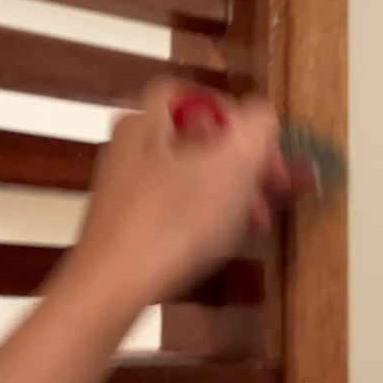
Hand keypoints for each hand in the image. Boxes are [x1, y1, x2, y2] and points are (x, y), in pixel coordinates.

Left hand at [67, 79, 286, 308]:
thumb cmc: (172, 223)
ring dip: (228, 190)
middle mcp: (128, 147)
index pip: (192, 94)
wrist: (111, 288)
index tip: (259, 143)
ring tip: (255, 219)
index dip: (232, 113)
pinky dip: (202, 214)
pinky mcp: (124, 224)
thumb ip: (255, 128)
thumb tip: (261, 115)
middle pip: (195, 137)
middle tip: (270, 186)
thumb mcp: (231, 167)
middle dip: (240, 160)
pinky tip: (220, 239)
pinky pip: (172, 205)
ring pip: (187, 174)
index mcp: (146, 121)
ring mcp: (123, 187)